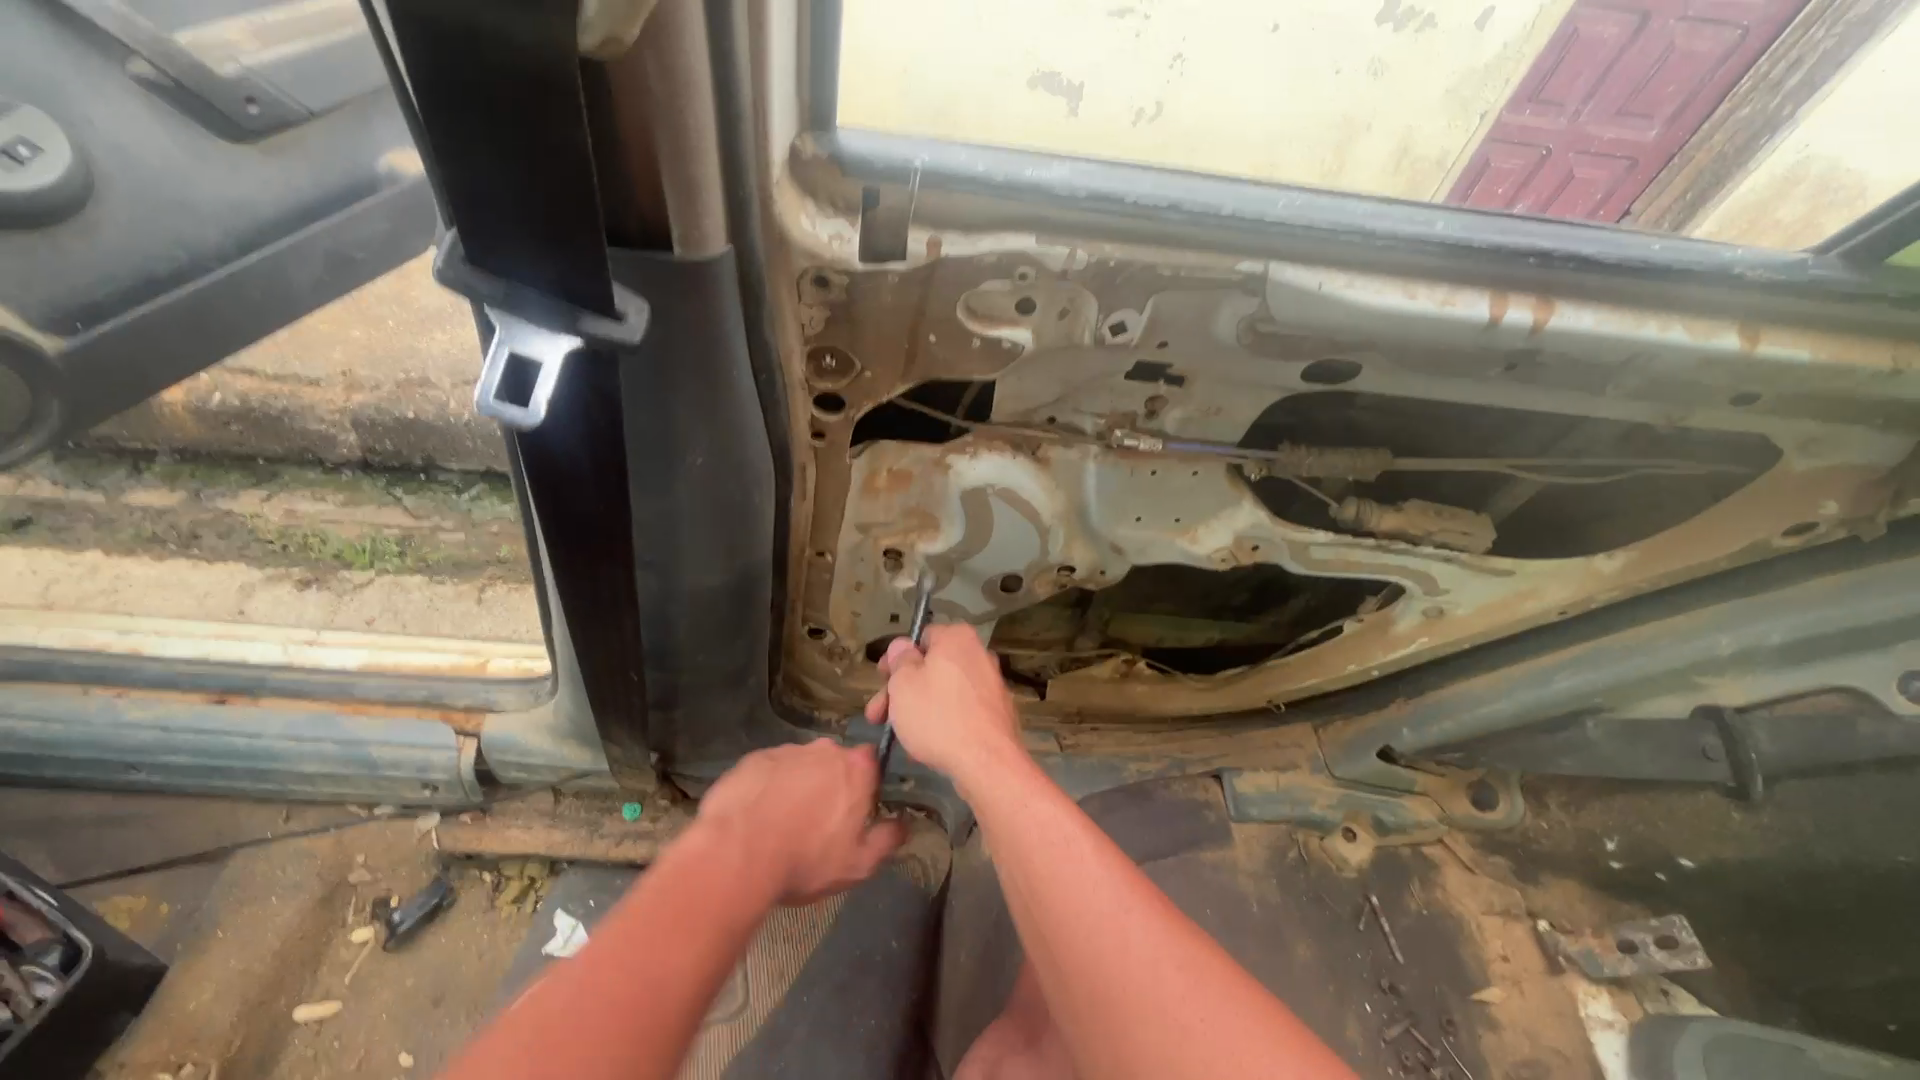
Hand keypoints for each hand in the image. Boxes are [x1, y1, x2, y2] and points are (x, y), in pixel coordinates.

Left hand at [695, 740, 905, 905]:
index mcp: (857, 769)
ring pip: (801, 766)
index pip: (873, 763)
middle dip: (831, 785)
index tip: (857, 810)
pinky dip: (768, 788)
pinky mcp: (752, 759)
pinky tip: (758, 817)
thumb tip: (903, 823)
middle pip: (836, 762)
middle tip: (818, 822)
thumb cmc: (805, 860)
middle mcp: (824, 750)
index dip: (867, 785)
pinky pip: (770, 771)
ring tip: (782, 823)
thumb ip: (888, 840)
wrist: (735, 855)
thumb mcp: (858, 865)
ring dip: (798, 786)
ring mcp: (786, 751)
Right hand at [863, 624, 1023, 788]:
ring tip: (898, 736)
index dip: (897, 659)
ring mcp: (990, 686)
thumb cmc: (937, 716)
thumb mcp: (904, 684)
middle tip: (878, 715)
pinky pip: (960, 711)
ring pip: (943, 692)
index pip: (921, 638)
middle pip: (931, 668)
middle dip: (901, 690)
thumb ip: (900, 660)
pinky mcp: (995, 714)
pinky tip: (925, 745)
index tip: (881, 680)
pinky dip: (942, 722)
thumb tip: (902, 645)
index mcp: (957, 639)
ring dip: (917, 709)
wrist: (986, 762)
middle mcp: (979, 655)